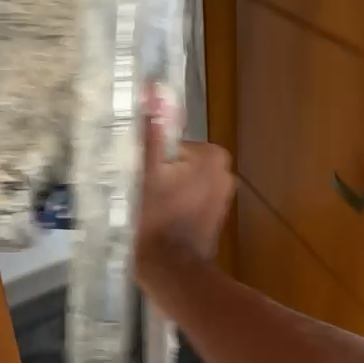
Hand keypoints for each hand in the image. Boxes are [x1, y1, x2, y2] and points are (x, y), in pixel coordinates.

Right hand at [136, 105, 235, 283]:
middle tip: (141, 200)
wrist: (169, 273)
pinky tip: (160, 225)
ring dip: (163, 195)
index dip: (150, 164)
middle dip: (158, 179)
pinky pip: (187, 203)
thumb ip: (150, 132)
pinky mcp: (214, 219)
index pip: (170, 146)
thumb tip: (152, 89)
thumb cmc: (154, 222)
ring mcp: (222, 198)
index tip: (138, 184)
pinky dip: (174, 210)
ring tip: (149, 214)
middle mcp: (224, 173)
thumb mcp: (144, 173)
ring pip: (180, 185)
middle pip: (177, 165)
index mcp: (211, 155)